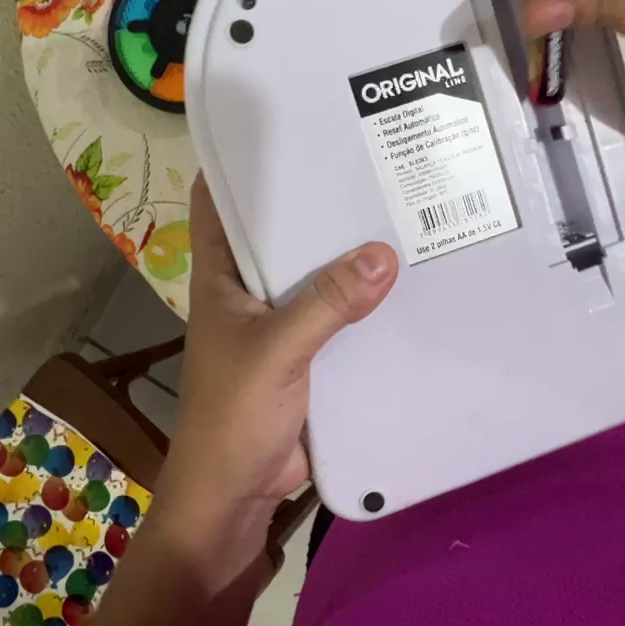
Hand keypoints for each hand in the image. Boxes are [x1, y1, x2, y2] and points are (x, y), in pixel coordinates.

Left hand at [158, 177, 398, 521]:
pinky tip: (405, 283)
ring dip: (347, 253)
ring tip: (400, 212)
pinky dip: (364, 299)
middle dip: (316, 204)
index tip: (292, 129)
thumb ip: (327, 303)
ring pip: (315, 273)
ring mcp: (280, 321)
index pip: (219, 200)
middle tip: (371, 166)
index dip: (243, 162)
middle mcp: (249, 289)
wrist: (235, 496)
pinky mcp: (309, 353)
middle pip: (282, 232)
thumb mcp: (277, 350)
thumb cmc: (234, 415)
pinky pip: (339, 314)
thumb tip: (385, 253)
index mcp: (222, 275)